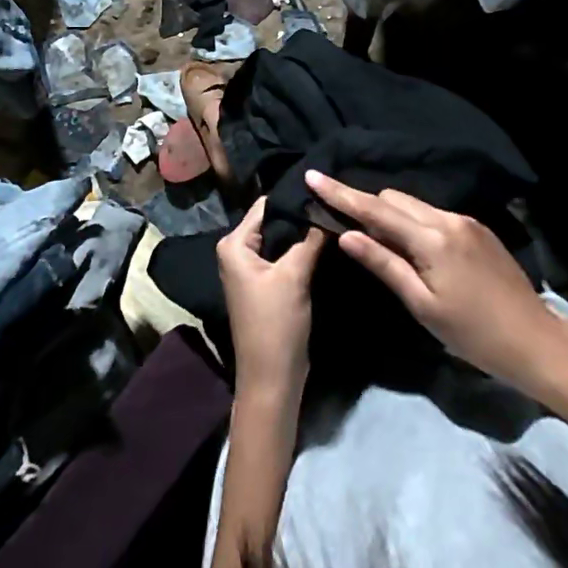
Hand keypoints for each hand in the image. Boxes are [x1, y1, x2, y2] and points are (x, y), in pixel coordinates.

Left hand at [217, 197, 327, 394]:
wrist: (272, 377)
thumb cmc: (276, 323)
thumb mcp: (294, 276)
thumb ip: (309, 238)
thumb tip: (325, 206)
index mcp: (234, 243)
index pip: (266, 205)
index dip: (294, 197)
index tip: (325, 190)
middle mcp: (237, 250)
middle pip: (273, 220)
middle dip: (300, 215)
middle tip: (334, 205)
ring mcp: (251, 268)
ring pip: (281, 239)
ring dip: (303, 233)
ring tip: (334, 219)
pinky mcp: (265, 283)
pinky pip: (283, 256)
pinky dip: (301, 250)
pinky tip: (325, 243)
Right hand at [308, 170, 567, 386]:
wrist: (536, 340)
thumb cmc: (473, 333)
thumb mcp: (422, 305)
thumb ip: (384, 264)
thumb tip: (347, 235)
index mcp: (432, 238)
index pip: (376, 208)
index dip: (341, 193)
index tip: (314, 176)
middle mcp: (448, 218)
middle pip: (394, 199)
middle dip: (366, 205)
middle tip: (344, 224)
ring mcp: (466, 221)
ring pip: (414, 204)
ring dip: (390, 214)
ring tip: (374, 237)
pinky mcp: (478, 229)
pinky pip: (433, 214)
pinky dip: (413, 222)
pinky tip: (411, 246)